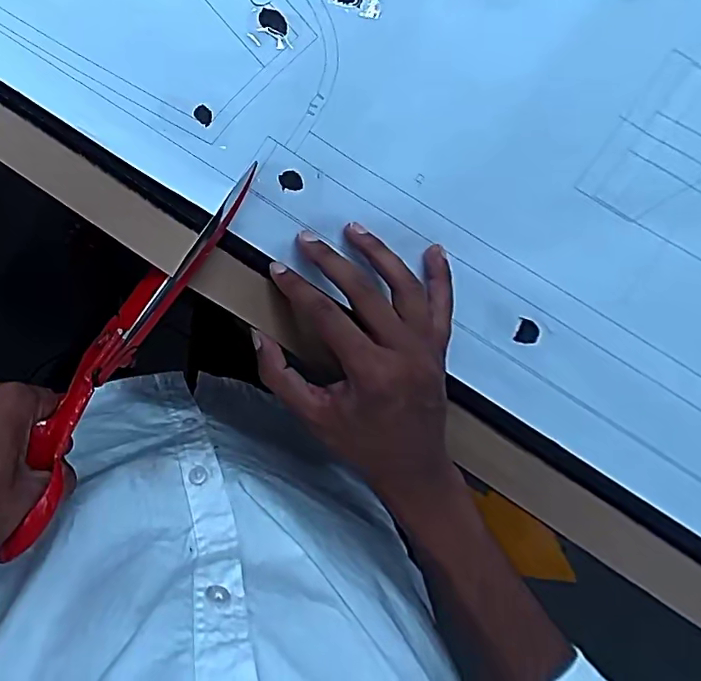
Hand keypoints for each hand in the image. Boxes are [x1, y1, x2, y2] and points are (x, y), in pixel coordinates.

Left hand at [0, 380, 61, 581]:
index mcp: (7, 402)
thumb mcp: (31, 499)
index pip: (51, 401)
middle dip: (32, 441)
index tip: (60, 447)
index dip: (59, 429)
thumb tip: (61, 469)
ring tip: (0, 486)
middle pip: (23, 409)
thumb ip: (59, 474)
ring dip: (5, 445)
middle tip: (31, 477)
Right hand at [254, 223, 458, 509]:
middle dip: (330, 261)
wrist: (416, 470)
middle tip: (307, 240)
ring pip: (404, 288)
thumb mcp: (311, 416)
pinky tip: (432, 251)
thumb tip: (259, 336)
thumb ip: (279, 375)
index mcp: (371, 370)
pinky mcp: (438, 349)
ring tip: (355, 230)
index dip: (297, 288)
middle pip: (364, 292)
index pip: (327, 315)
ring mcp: (426, 348)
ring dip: (379, 255)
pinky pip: (442, 305)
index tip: (277, 270)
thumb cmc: (362, 445)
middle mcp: (404, 353)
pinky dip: (440, 276)